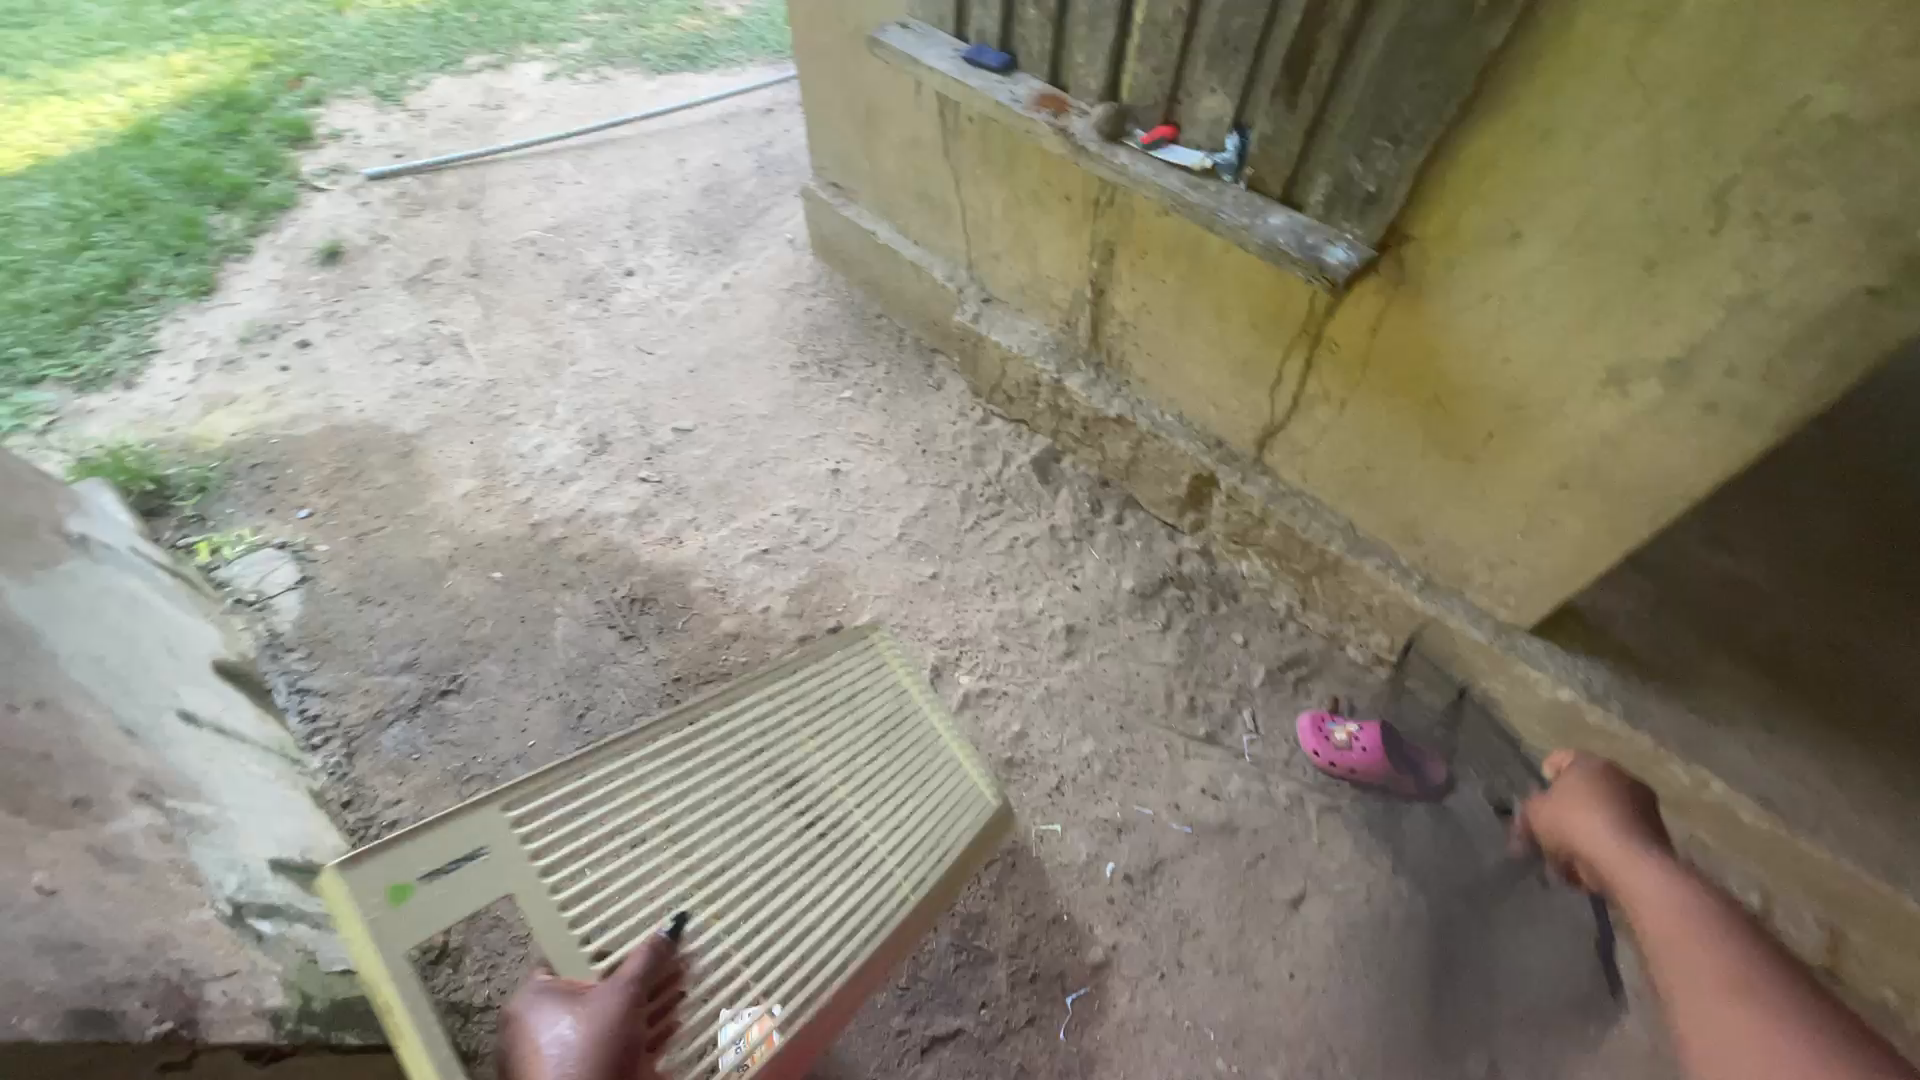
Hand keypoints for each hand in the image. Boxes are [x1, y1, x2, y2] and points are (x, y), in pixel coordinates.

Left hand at [498, 935, 683, 1079]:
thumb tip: (672, 924)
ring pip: (607, 1018)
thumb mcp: (625, 994)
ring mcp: (556, 1057)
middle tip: (666, 957)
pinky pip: (612, 1044)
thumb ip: (647, 958)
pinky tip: (673, 1020)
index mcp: (532, 999)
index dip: (606, 944)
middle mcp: (536, 1027)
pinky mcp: (578, 1077)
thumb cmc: (590, 1049)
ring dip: (645, 1002)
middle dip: (636, 975)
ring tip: (680, 983)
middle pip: (594, 988)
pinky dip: (640, 1032)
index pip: (569, 956)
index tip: (636, 933)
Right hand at [1514, 750, 1672, 894]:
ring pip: (1603, 814)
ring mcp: (1645, 805)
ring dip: (1586, 829)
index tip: (1539, 797)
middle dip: (1567, 808)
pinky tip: (1589, 865)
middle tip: (1549, 828)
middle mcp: (1622, 777)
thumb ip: (1532, 806)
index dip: (1545, 776)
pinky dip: (1606, 845)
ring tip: (1567, 855)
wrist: (1630, 864)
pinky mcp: (1658, 833)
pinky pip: (1621, 834)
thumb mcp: (1534, 813)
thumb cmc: (1574, 825)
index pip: (1560, 757)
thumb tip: (1539, 809)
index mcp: (1590, 763)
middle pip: (1585, 788)